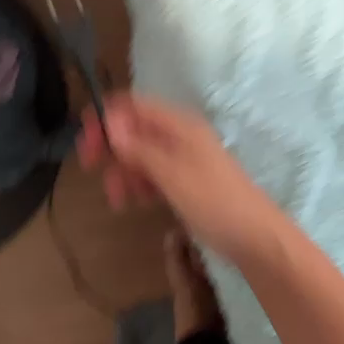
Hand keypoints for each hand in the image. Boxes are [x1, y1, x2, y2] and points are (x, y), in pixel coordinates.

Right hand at [77, 93, 278, 261]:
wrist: (256, 238)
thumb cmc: (213, 201)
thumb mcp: (170, 173)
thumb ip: (137, 147)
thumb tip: (108, 122)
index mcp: (178, 125)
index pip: (133, 105)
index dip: (107, 116)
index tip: (86, 139)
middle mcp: (179, 136)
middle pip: (133, 129)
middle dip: (111, 146)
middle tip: (89, 167)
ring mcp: (183, 159)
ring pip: (140, 154)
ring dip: (123, 170)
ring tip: (117, 197)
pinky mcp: (185, 182)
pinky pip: (152, 174)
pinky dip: (139, 183)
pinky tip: (134, 201)